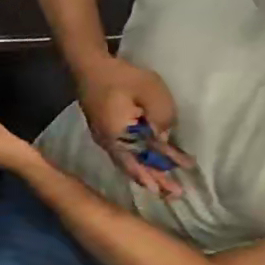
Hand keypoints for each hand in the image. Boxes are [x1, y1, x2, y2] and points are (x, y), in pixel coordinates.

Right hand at [75, 58, 192, 197]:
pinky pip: (122, 153)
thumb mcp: (152, 93)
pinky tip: (143, 167)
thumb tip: (162, 141)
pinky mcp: (104, 131)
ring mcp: (103, 137)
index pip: (140, 160)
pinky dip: (135, 163)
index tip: (173, 189)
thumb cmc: (122, 78)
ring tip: (161, 187)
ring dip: (144, 174)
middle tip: (172, 195)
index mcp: (117, 135)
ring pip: (126, 161)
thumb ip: (160, 119)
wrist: (90, 69)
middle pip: (131, 166)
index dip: (158, 173)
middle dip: (152, 180)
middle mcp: (107, 141)